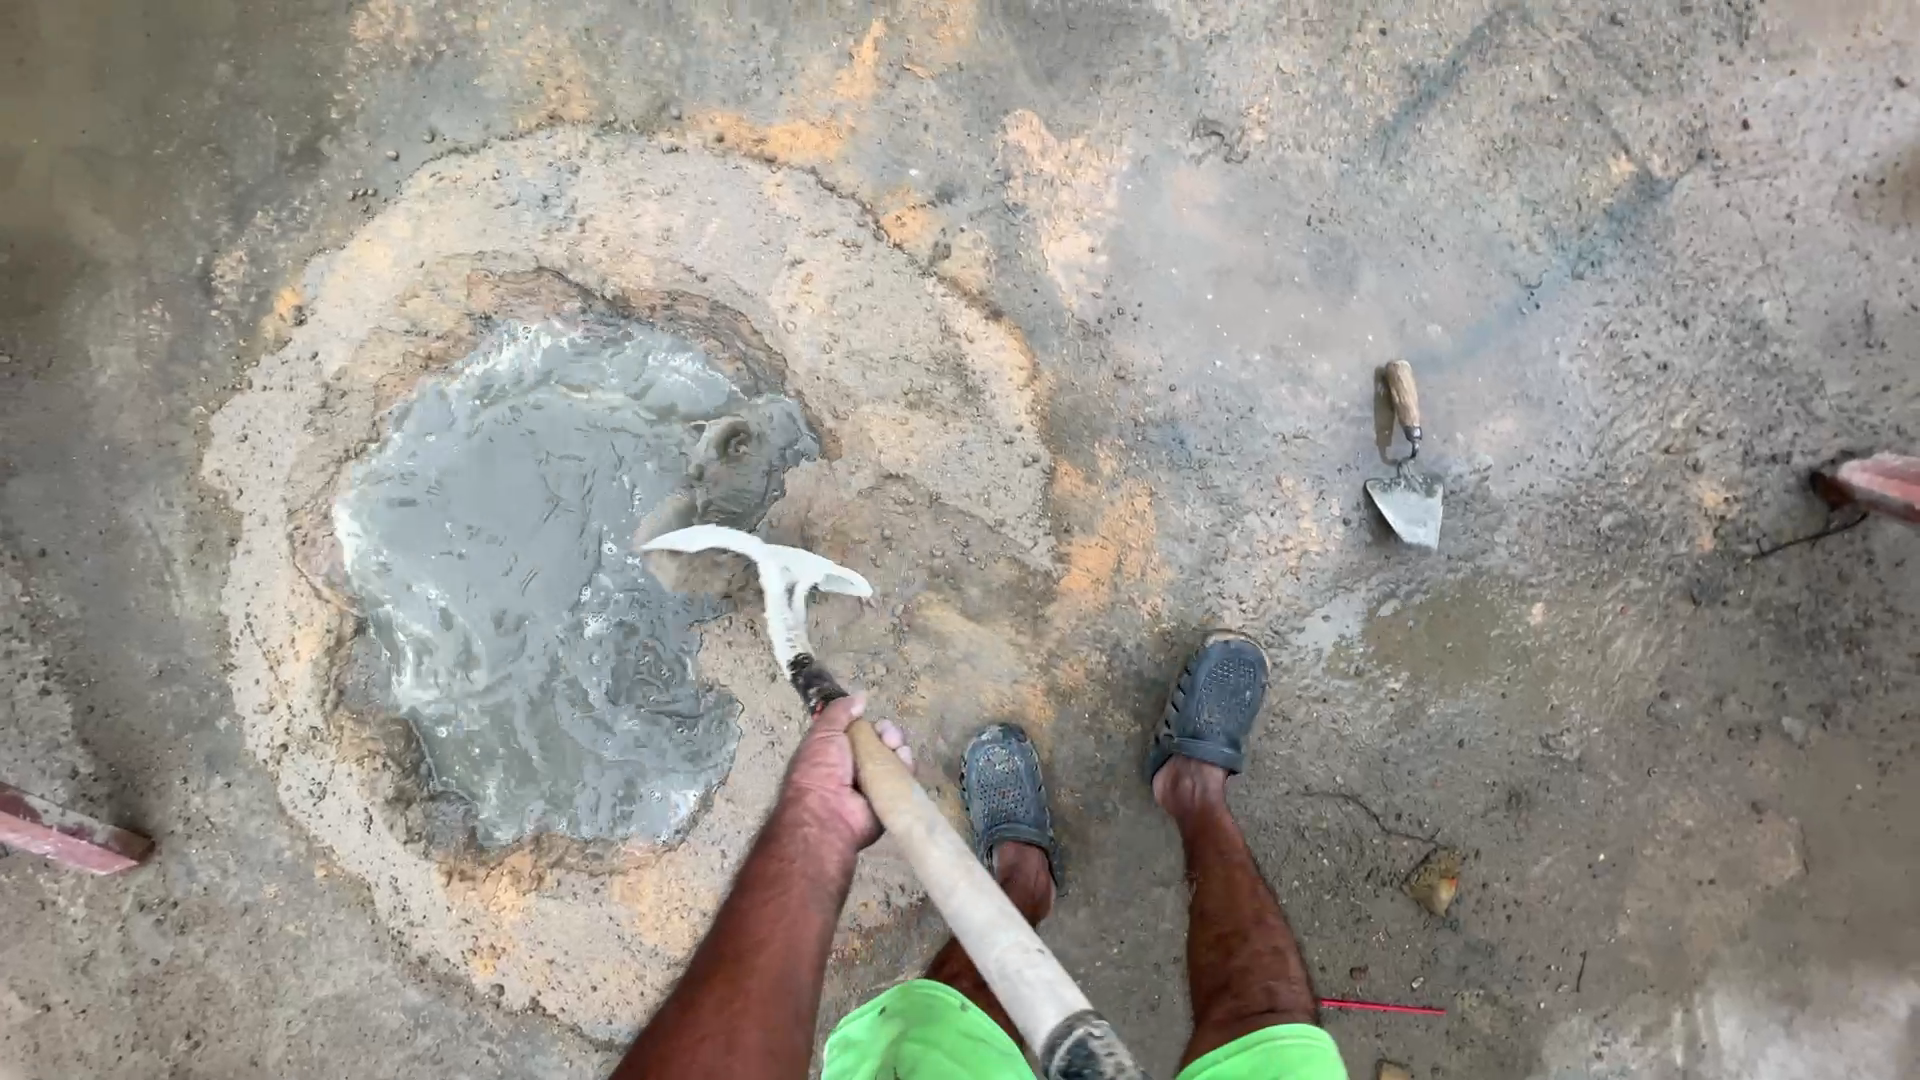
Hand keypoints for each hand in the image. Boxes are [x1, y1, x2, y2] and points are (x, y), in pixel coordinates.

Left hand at [780, 693, 911, 850]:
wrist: (827, 814)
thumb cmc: (819, 770)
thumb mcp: (823, 732)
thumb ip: (841, 711)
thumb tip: (861, 696)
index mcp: (837, 753)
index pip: (863, 732)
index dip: (871, 724)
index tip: (875, 724)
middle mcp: (857, 768)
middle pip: (882, 742)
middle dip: (888, 734)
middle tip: (888, 738)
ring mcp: (875, 784)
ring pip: (896, 758)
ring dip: (898, 748)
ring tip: (893, 748)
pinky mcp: (891, 798)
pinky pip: (905, 777)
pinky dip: (906, 766)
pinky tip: (902, 760)